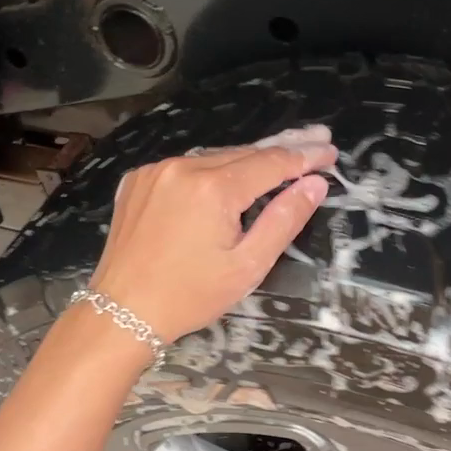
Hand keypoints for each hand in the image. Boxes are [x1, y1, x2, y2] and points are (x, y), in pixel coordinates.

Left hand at [87, 125, 336, 341]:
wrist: (121, 312)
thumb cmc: (190, 296)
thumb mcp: (248, 266)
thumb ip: (283, 220)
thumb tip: (315, 184)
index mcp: (213, 188)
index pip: (271, 163)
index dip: (304, 157)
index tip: (329, 152)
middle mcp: (183, 167)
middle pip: (244, 153)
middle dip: (282, 150)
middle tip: (318, 139)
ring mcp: (156, 170)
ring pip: (215, 157)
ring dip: (248, 160)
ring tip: (281, 159)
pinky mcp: (138, 180)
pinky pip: (187, 167)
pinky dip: (213, 168)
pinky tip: (231, 176)